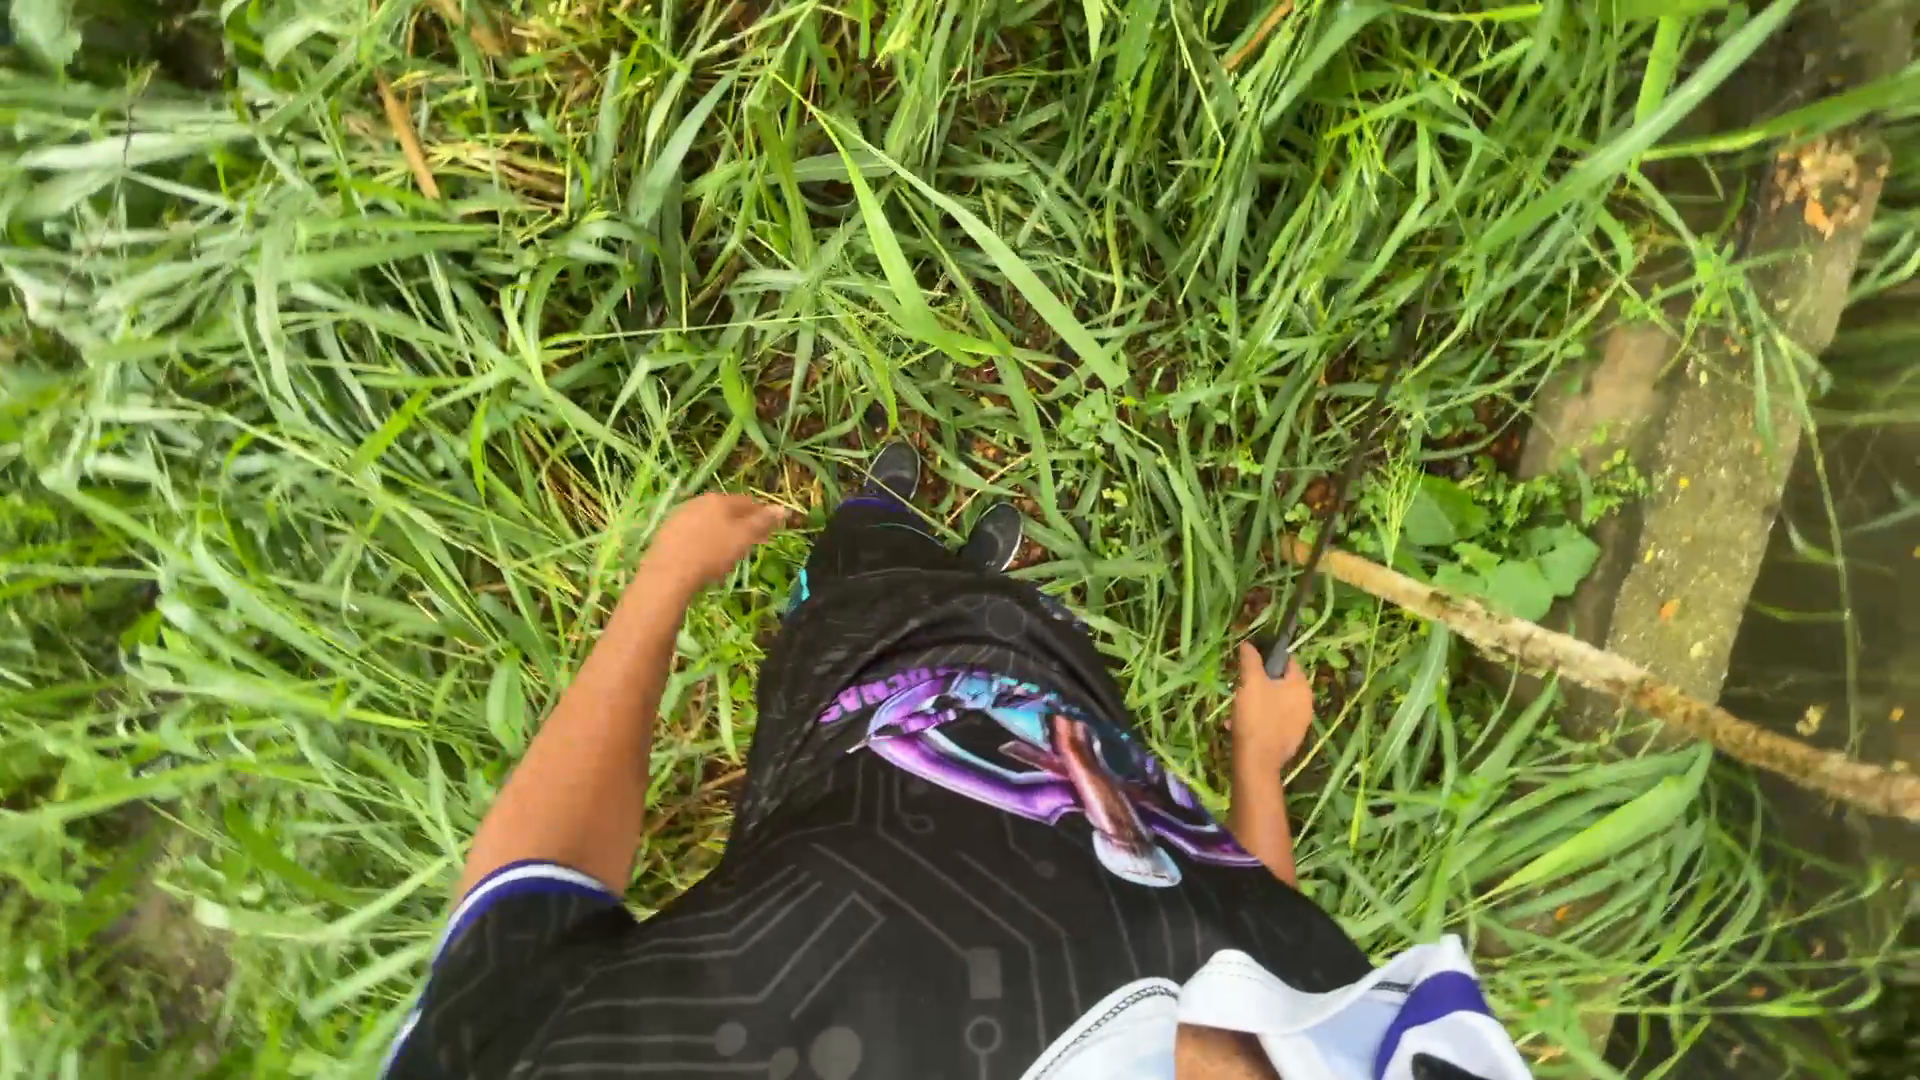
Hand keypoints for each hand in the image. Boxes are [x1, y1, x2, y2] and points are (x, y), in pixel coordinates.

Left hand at [639, 494, 784, 594]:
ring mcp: (680, 516)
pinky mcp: (667, 532)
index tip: (770, 530)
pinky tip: (706, 555)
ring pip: (709, 521)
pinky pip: (693, 532)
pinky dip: (704, 540)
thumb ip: (764, 522)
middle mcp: (699, 502)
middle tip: (752, 542)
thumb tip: (783, 508)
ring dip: (723, 532)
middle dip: (742, 524)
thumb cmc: (712, 553)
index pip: (749, 502)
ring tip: (729, 551)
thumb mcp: (744, 538)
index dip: (762, 515)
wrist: (668, 573)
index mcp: (720, 500)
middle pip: (728, 510)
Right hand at [1230, 641, 1314, 774]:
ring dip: (1256, 701)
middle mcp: (1307, 703)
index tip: (1248, 662)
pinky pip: (1274, 720)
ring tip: (1238, 708)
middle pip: (1280, 682)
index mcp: (1301, 686)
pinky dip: (1260, 718)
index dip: (1267, 657)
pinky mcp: (1291, 738)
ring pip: (1275, 701)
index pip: (1287, 660)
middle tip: (1240, 686)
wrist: (1257, 760)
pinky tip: (1241, 725)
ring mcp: (1300, 723)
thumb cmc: (1256, 716)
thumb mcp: (1250, 682)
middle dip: (1259, 682)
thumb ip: (1250, 659)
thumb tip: (1249, 644)